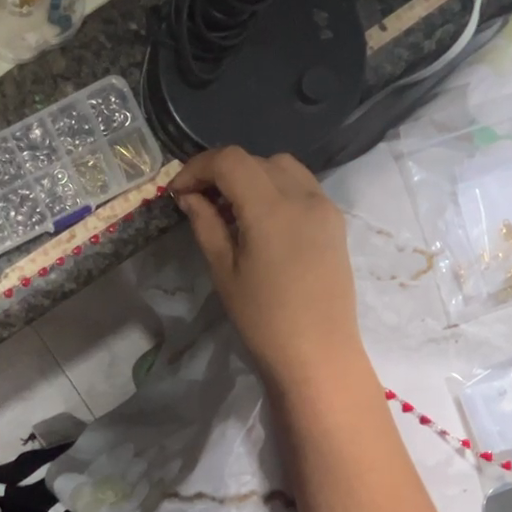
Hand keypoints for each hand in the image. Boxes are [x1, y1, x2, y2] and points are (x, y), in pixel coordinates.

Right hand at [169, 147, 360, 382]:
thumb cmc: (262, 318)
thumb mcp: (223, 271)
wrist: (317, 352)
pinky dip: (273, 188)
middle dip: (221, 171)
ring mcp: (324, 206)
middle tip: (196, 200)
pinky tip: (258, 219)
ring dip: (250, 176)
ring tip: (228, 208)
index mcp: (271, 208)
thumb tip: (190, 197)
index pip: (230, 161)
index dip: (197, 168)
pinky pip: (301, 186)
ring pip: (281, 167)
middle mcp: (303, 196)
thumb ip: (206, 225)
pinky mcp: (334, 221)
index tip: (177, 193)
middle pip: (255, 160)